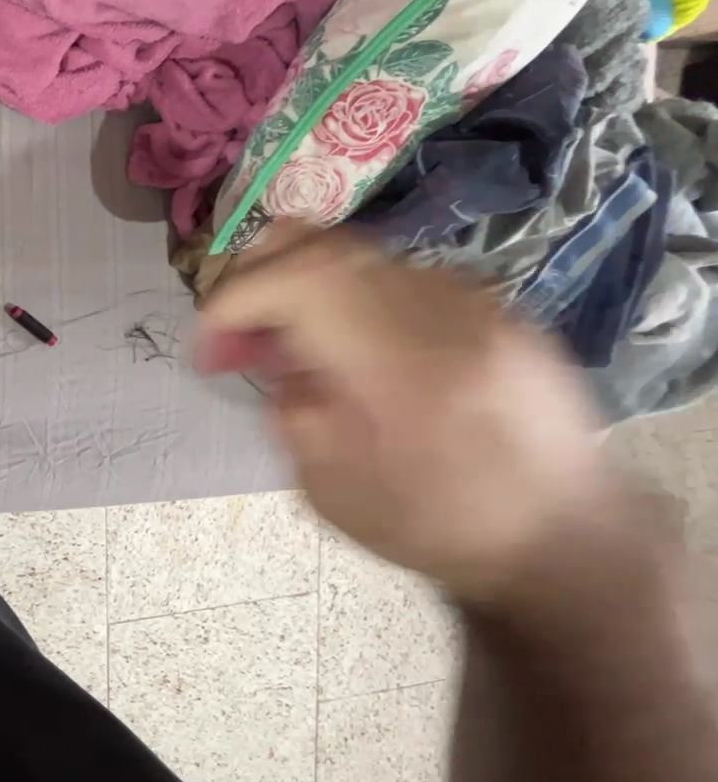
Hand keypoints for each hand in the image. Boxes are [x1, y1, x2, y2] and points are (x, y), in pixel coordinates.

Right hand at [196, 223, 630, 604]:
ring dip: (291, 289)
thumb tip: (271, 357)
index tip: (210, 354)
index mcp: (402, 365)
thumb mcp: (328, 487)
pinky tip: (341, 351)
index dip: (230, 301)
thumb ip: (290, 406)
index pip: (296, 277)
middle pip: (316, 242)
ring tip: (283, 348)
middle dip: (249, 282)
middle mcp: (442, 312)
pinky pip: (387, 275)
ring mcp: (473, 301)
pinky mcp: (488, 306)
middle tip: (235, 340)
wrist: (570, 538)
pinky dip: (337, 299)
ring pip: (348, 251)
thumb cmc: (437, 527)